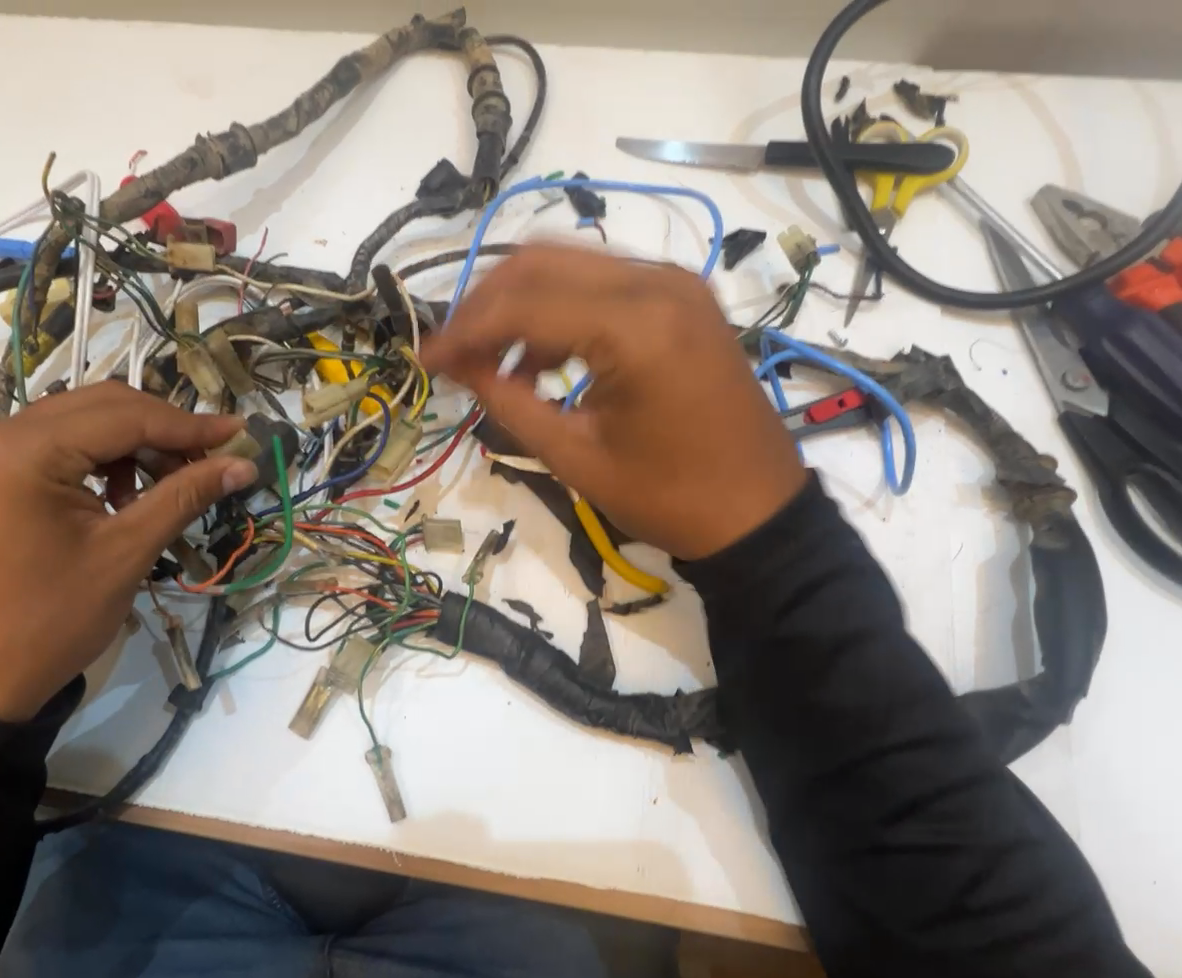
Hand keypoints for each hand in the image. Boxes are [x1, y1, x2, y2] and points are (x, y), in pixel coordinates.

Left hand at [0, 382, 257, 720]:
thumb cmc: (51, 620)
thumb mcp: (126, 554)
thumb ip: (184, 497)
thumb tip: (243, 465)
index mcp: (24, 450)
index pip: (123, 416)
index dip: (188, 425)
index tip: (240, 434)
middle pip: (100, 406)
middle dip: (162, 431)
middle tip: (210, 462)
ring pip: (80, 421)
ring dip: (132, 445)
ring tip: (166, 487)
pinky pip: (56, 444)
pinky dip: (99, 460)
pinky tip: (121, 496)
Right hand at [422, 246, 804, 559]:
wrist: (756, 509)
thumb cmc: (667, 496)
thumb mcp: (574, 455)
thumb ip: (507, 401)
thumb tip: (455, 363)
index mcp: (635, 327)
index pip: (522, 303)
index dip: (463, 330)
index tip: (424, 361)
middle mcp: (657, 282)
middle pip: (541, 263)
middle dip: (485, 306)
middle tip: (452, 353)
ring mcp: (674, 282)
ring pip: (569, 265)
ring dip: (520, 305)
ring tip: (493, 364)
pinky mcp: (681, 295)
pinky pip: (603, 282)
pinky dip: (561, 310)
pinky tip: (541, 360)